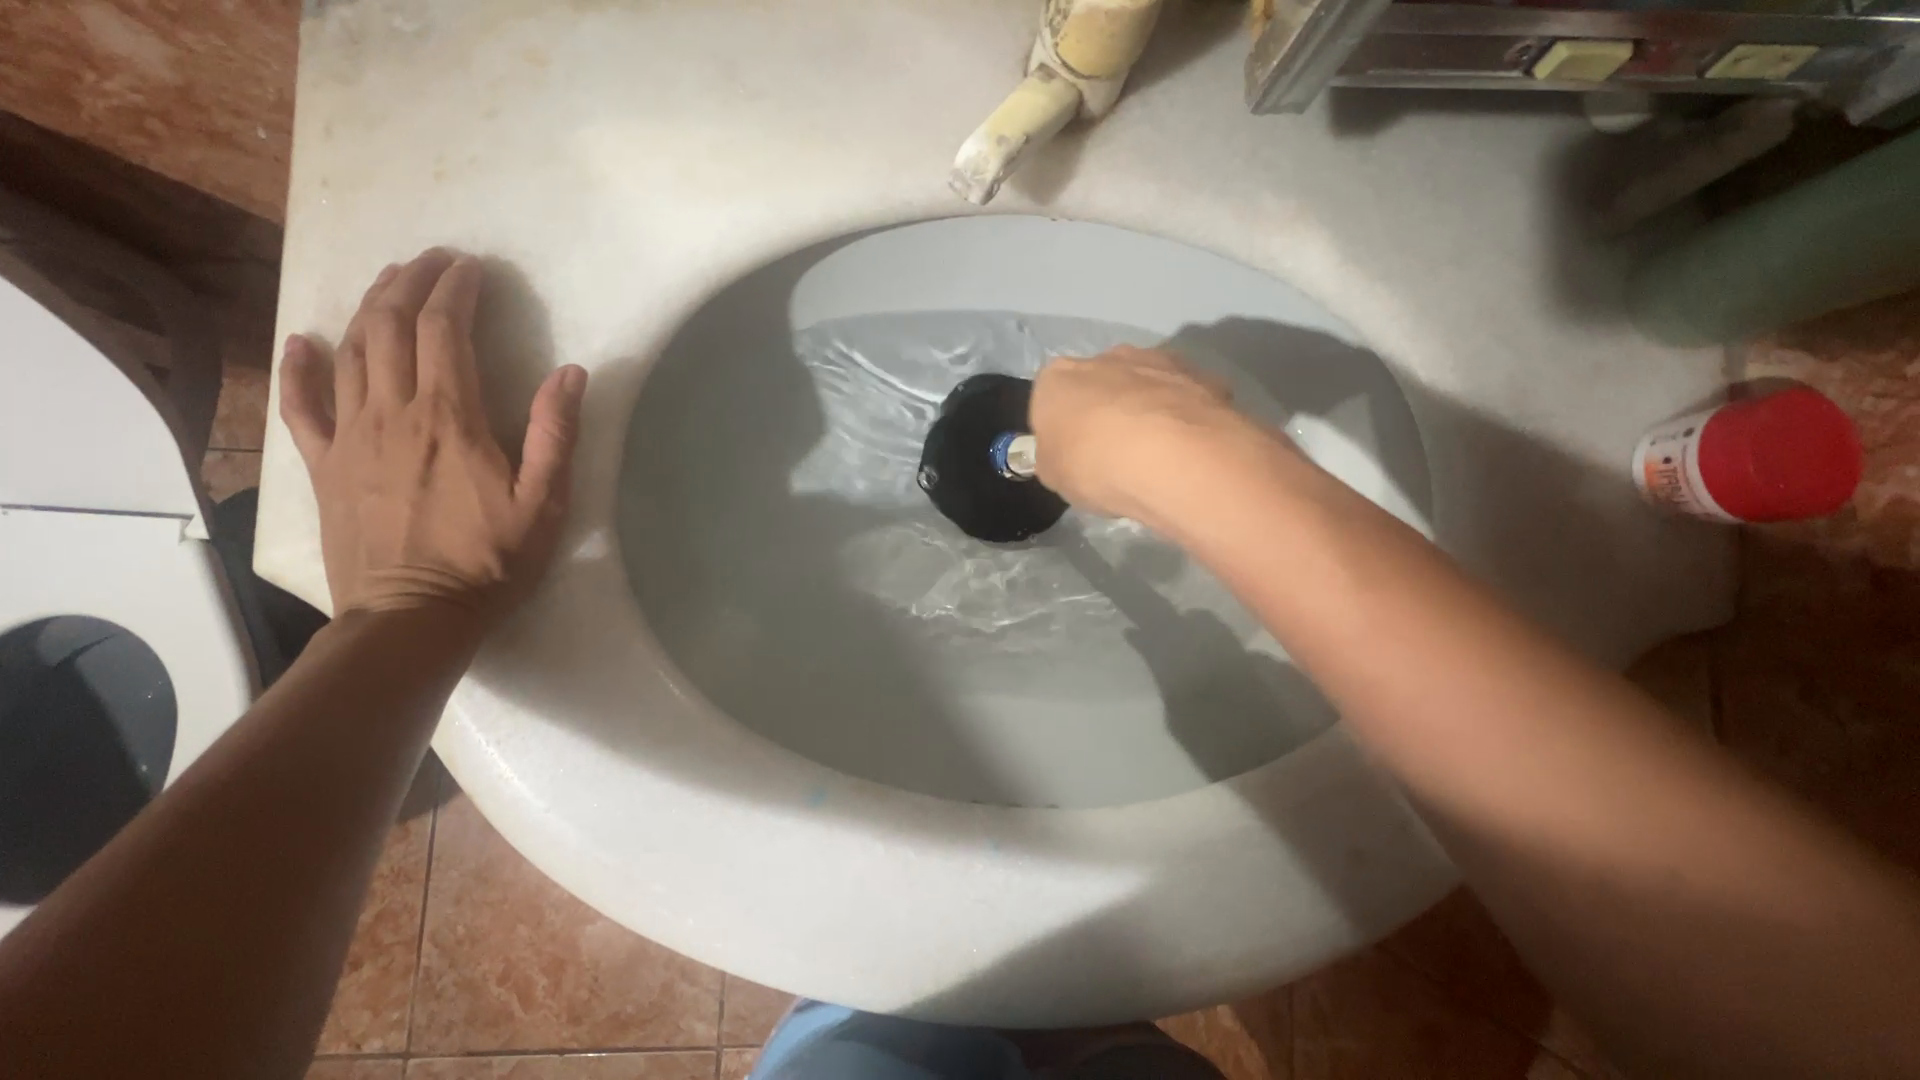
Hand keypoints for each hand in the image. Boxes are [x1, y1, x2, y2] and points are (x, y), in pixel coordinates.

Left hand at [279, 249, 587, 625]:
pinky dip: (300, 368)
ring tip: (389, 283)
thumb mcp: (545, 504)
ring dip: (368, 308)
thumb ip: (555, 434)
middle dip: (411, 283)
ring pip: (349, 352)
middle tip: (433, 261)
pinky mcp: (325, 465)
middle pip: (389, 327)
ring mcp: (350, 437)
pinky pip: (301, 405)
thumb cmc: (489, 563)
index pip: (444, 330)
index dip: (456, 290)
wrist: (412, 617)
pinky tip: (304, 342)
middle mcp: (393, 413)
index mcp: (450, 418)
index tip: (471, 268)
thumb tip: (570, 373)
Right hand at [1030, 346, 1271, 524]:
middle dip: (1107, 413)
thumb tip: (1064, 455)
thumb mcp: (1053, 476)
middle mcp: (1105, 357)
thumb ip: (1054, 457)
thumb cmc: (1095, 465)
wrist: (1172, 458)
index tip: (1074, 457)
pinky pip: (1185, 398)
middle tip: (1116, 456)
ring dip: (1148, 411)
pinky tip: (1188, 450)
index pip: (1051, 401)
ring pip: (1146, 386)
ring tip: (1158, 455)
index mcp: (1058, 377)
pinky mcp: (1201, 375)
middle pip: (1100, 385)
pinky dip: (1185, 417)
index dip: (1062, 431)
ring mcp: (1157, 361)